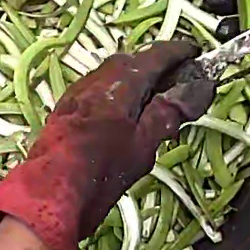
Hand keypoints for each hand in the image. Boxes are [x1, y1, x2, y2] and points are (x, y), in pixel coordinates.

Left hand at [0, 41, 214, 249]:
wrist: (49, 196)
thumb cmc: (99, 171)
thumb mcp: (145, 142)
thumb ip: (171, 111)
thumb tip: (200, 87)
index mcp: (120, 82)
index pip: (156, 54)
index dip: (179, 53)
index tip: (196, 55)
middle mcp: (96, 79)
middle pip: (134, 62)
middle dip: (160, 68)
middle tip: (182, 85)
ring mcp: (78, 93)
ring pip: (115, 77)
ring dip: (139, 83)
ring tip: (158, 105)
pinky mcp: (67, 110)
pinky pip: (100, 91)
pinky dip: (121, 95)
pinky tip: (128, 118)